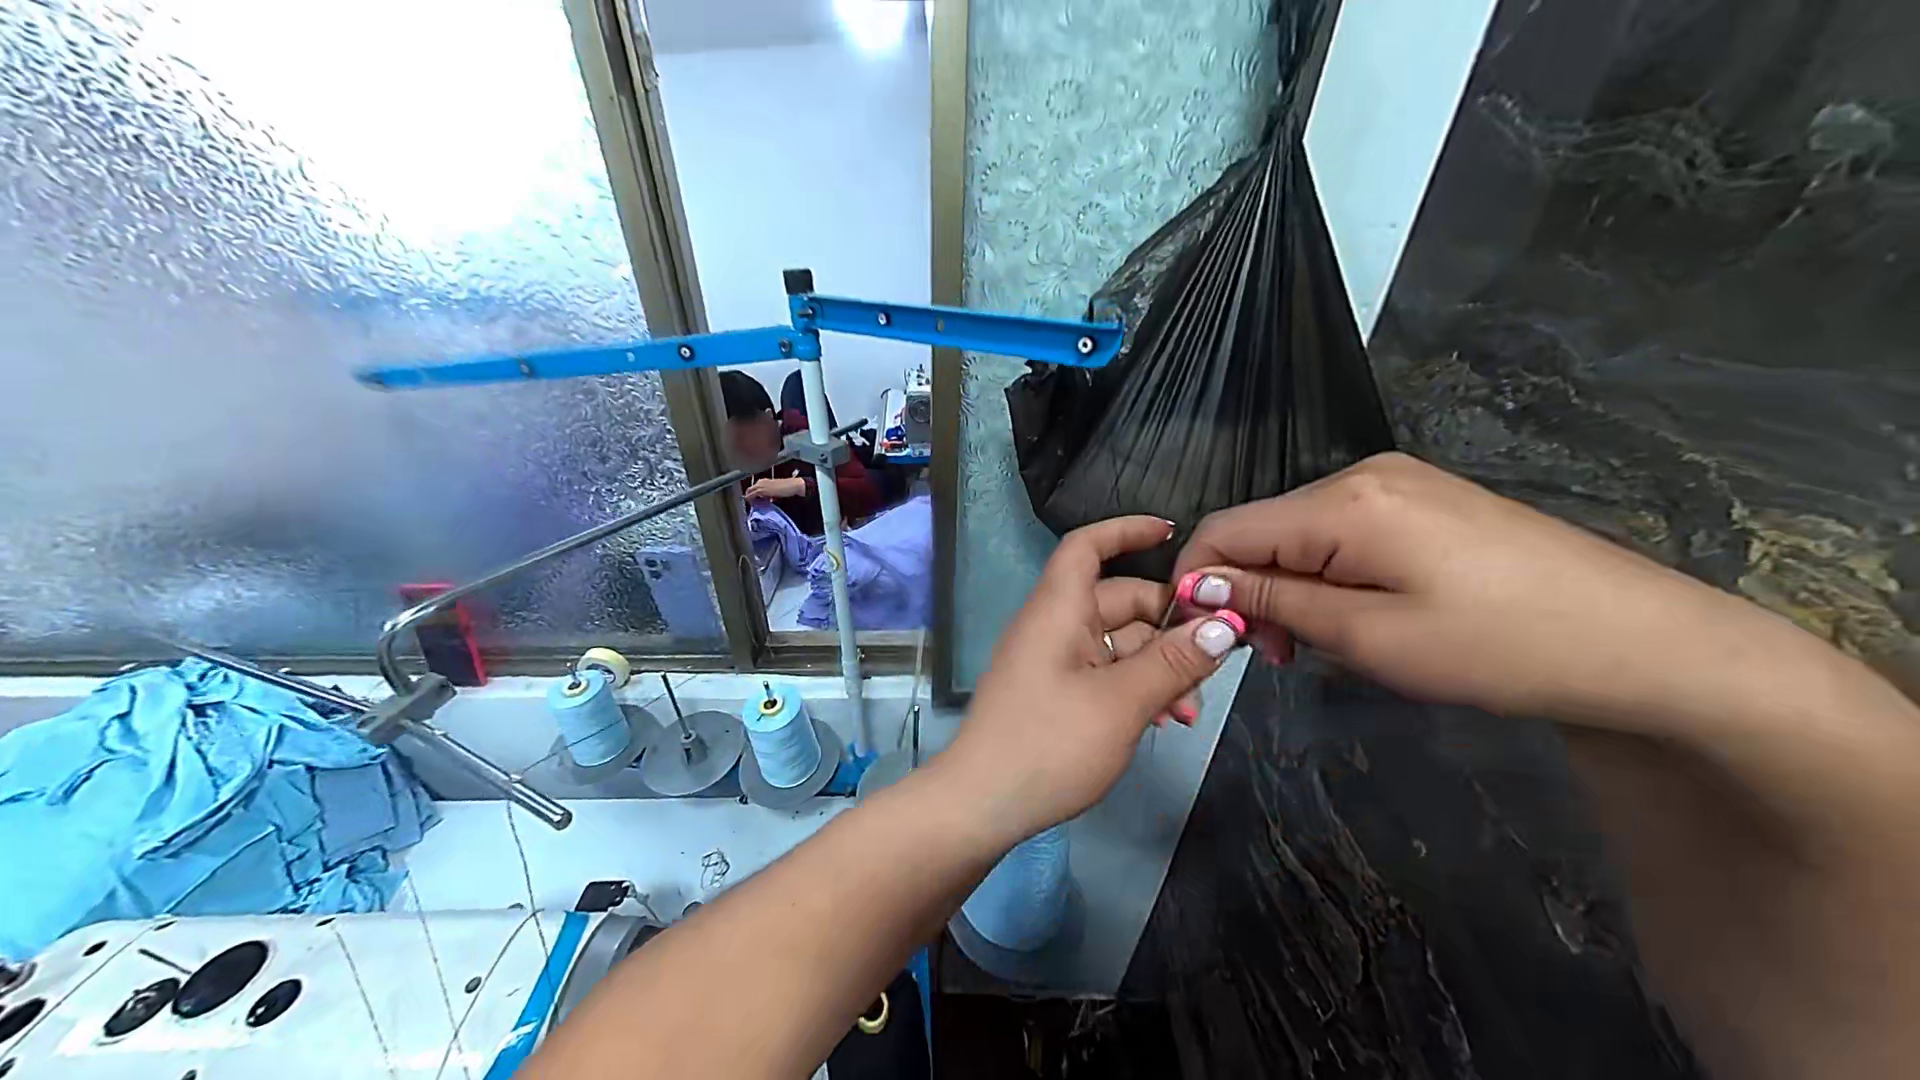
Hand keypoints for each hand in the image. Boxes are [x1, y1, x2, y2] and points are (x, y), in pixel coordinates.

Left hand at [745, 476, 806, 500]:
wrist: (792, 485)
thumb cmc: (788, 488)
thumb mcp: (776, 492)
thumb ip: (769, 495)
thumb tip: (767, 501)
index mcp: (764, 481)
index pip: (753, 488)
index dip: (754, 496)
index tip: (758, 502)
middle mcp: (760, 482)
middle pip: (749, 490)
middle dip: (750, 498)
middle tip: (755, 505)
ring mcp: (760, 486)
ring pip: (748, 493)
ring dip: (751, 500)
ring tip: (756, 506)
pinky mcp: (761, 490)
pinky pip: (750, 496)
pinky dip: (752, 501)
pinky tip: (757, 505)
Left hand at [933, 516, 1248, 846]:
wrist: (982, 804)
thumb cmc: (1049, 743)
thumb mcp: (1122, 702)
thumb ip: (1175, 660)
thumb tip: (1224, 624)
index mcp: (1058, 609)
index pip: (1087, 546)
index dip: (1126, 530)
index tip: (1172, 533)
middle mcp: (1054, 625)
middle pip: (1118, 601)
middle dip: (1168, 626)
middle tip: (1214, 660)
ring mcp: (1054, 660)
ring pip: (1118, 643)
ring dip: (1159, 667)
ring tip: (1189, 710)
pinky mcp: (1055, 692)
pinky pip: (1104, 672)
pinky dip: (1136, 687)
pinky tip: (1164, 721)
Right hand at [1168, 451, 1800, 731]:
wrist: (1647, 643)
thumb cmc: (1497, 646)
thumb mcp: (1367, 635)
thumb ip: (1272, 599)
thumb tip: (1199, 582)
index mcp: (1342, 501)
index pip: (1225, 527)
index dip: (1196, 577)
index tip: (1200, 633)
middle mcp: (1360, 473)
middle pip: (1260, 528)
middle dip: (1246, 588)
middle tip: (1276, 655)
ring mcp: (1396, 479)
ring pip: (1296, 532)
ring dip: (1285, 585)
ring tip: (1317, 643)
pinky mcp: (1420, 496)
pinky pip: (1338, 530)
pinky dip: (1323, 572)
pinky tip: (1352, 610)